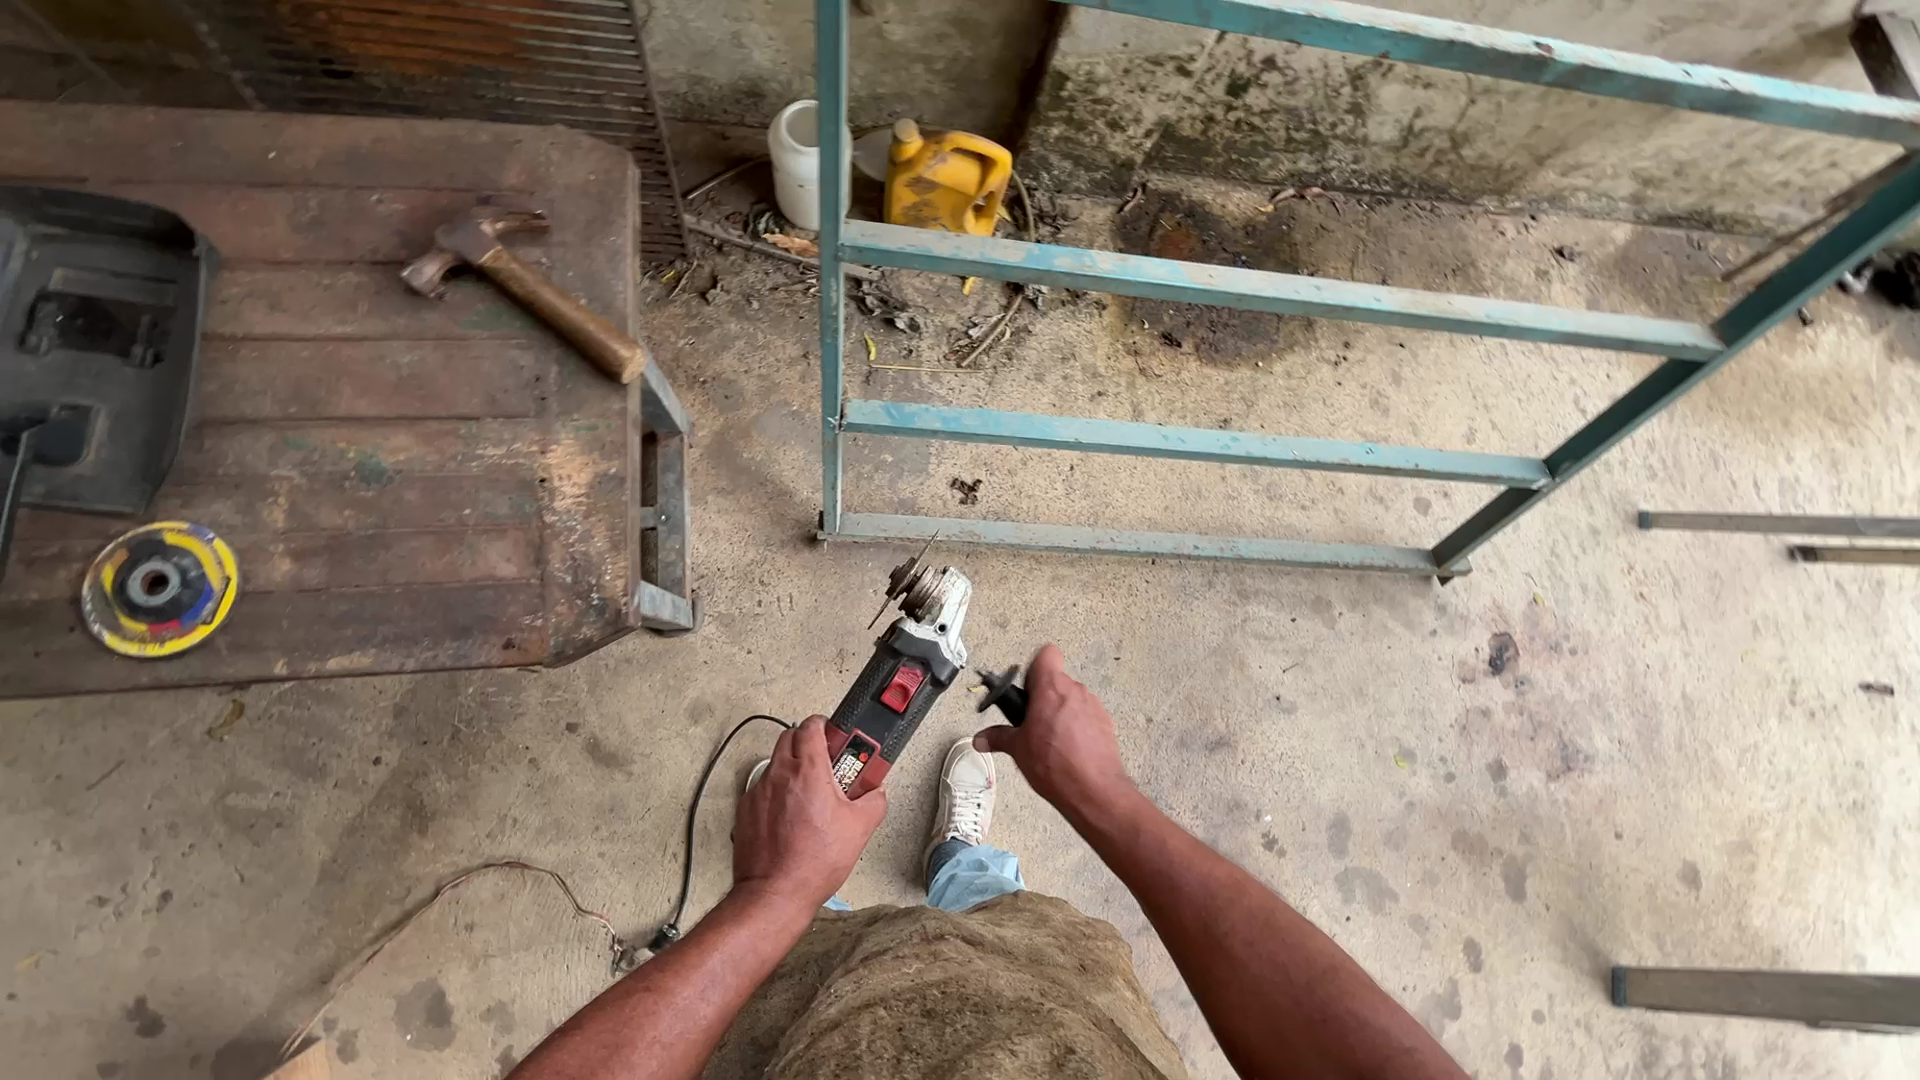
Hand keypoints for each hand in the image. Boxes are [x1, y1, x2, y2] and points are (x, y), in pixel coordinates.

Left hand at [732, 715, 886, 912]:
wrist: (774, 894)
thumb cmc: (812, 863)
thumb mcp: (859, 829)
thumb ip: (874, 802)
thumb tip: (877, 793)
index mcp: (808, 771)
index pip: (811, 726)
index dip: (825, 725)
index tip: (836, 737)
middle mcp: (779, 775)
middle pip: (790, 737)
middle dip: (808, 742)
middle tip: (826, 762)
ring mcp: (758, 792)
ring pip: (776, 763)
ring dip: (792, 768)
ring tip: (810, 793)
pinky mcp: (745, 810)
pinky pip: (763, 788)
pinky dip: (777, 792)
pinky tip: (790, 815)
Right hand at [974, 644, 1132, 814]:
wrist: (1093, 790)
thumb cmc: (1056, 765)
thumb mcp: (1018, 749)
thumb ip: (998, 738)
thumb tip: (982, 738)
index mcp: (1051, 688)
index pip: (1046, 655)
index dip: (1033, 668)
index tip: (1024, 687)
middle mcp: (1075, 691)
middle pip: (1056, 680)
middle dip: (1043, 697)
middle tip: (1031, 720)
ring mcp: (1093, 706)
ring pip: (1072, 699)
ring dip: (1061, 712)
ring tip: (1049, 739)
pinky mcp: (1105, 724)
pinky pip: (1086, 716)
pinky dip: (1077, 726)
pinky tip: (1067, 749)